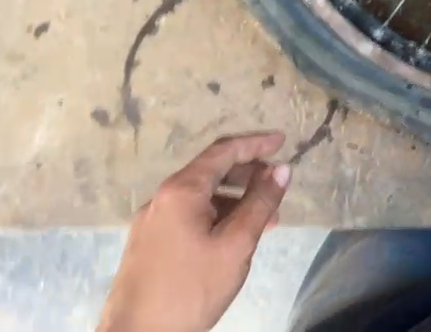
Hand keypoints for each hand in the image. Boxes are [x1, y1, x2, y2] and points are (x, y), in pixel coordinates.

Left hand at [98, 132, 292, 331]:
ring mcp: (150, 224)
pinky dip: (217, 216)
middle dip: (249, 174)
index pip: (224, 151)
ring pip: (201, 197)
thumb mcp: (236, 244)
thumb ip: (261, 202)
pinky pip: (189, 216)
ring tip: (264, 221)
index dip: (257, 143)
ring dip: (235, 199)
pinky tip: (233, 238)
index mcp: (181, 191)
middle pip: (211, 171)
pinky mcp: (147, 246)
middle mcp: (161, 200)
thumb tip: (282, 169)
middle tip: (276, 187)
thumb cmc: (189, 290)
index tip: (283, 141)